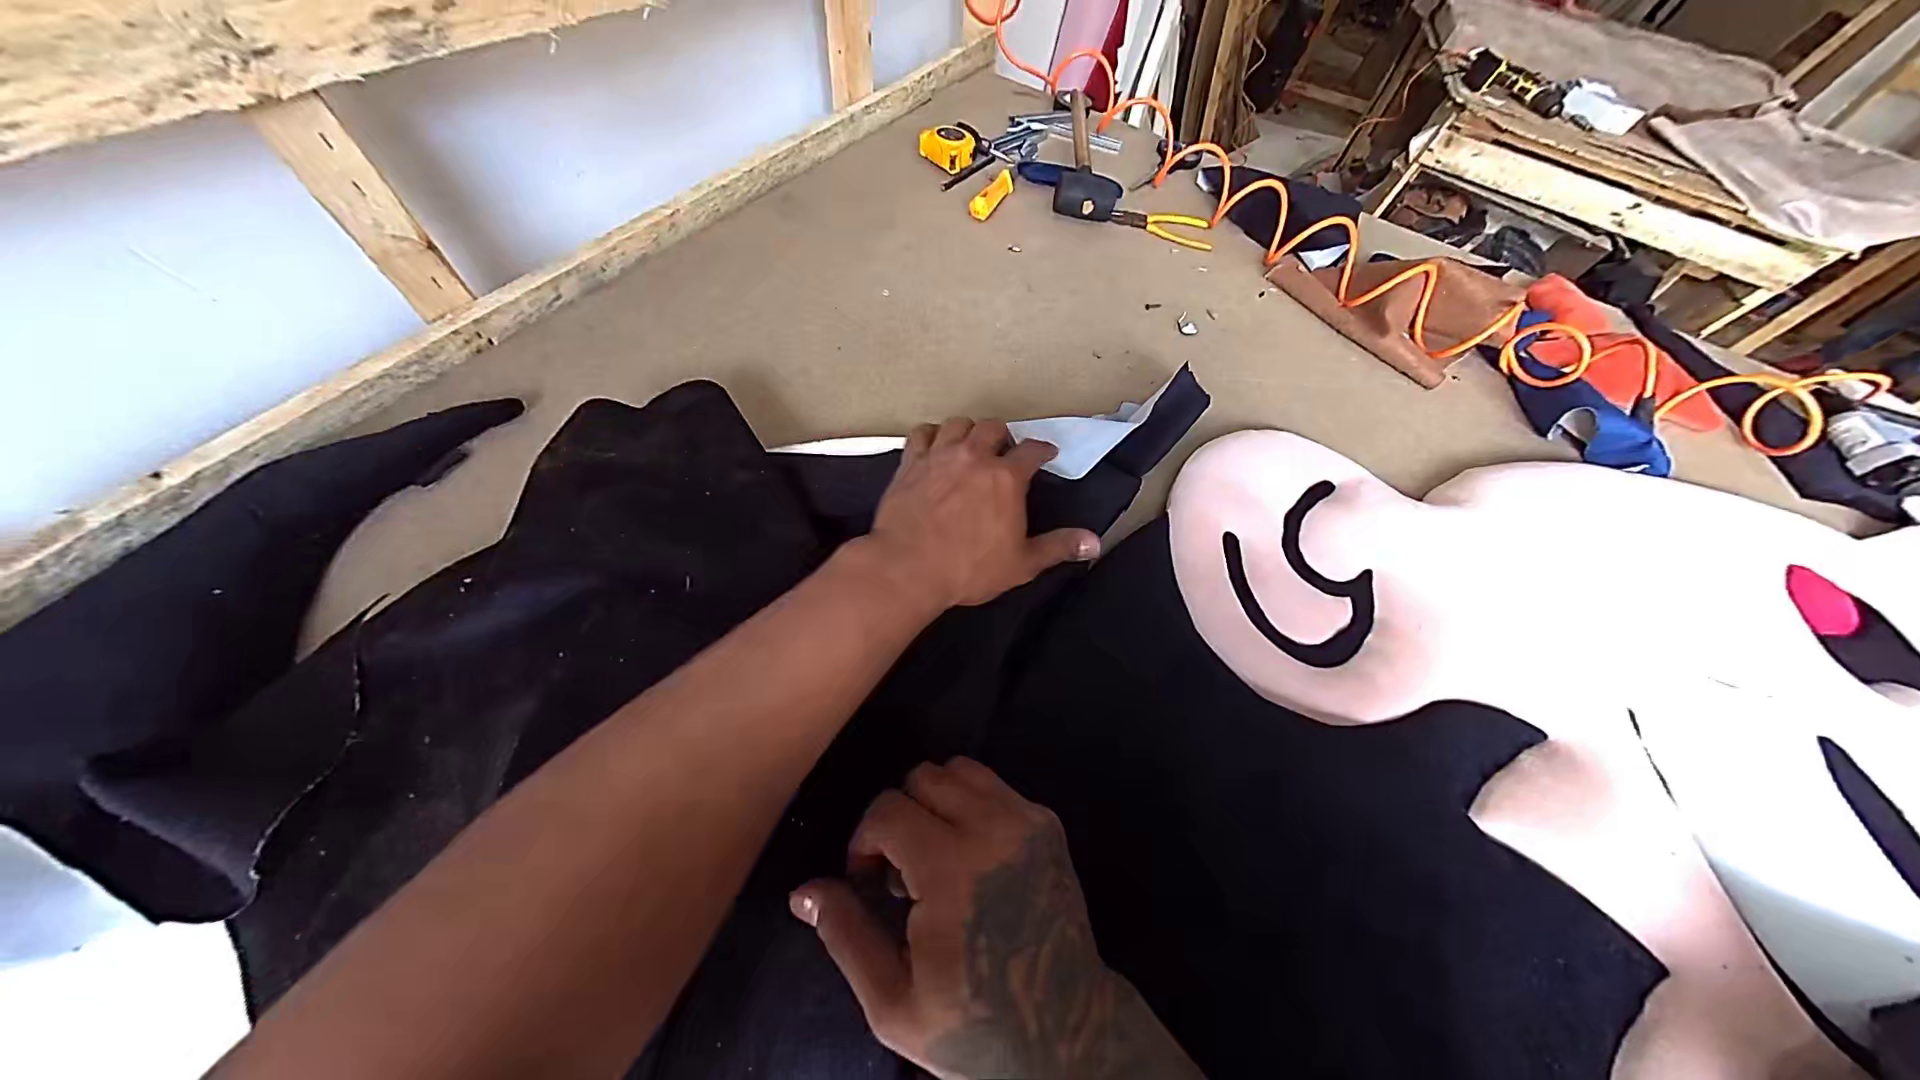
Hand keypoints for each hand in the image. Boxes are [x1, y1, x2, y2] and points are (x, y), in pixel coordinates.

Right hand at [789, 758, 1206, 1079]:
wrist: (1068, 1034)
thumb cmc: (975, 1026)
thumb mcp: (893, 1002)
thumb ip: (846, 934)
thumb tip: (803, 890)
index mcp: (952, 869)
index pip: (887, 810)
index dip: (863, 841)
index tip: (869, 883)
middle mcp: (993, 828)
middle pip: (922, 776)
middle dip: (897, 815)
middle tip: (902, 870)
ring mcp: (1027, 820)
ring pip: (960, 768)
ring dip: (934, 800)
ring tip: (935, 854)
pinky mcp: (1048, 823)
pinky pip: (993, 784)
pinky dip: (969, 801)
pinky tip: (969, 851)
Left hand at [856, 419, 1099, 610]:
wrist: (908, 568)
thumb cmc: (965, 568)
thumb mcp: (1021, 563)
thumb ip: (1058, 547)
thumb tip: (1091, 541)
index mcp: (1006, 478)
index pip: (1032, 451)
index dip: (1042, 450)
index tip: (1045, 453)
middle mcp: (973, 458)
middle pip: (993, 428)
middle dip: (1003, 435)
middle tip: (1005, 449)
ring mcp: (939, 457)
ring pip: (957, 424)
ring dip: (968, 429)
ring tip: (971, 442)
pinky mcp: (910, 464)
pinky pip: (921, 434)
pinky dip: (931, 434)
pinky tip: (934, 443)